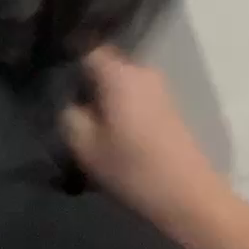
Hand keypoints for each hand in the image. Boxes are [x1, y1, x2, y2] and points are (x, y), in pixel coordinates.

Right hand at [61, 47, 239, 248]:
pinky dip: (124, 105)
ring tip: (93, 120)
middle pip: (106, 63)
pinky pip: (137, 94)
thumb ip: (69, 115)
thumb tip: (70, 101)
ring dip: (107, 95)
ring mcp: (160, 87)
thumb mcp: (85, 147)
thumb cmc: (134, 170)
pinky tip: (116, 129)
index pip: (87, 48)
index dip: (69, 59)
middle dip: (88, 79)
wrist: (192, 200)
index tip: (56, 78)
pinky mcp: (171, 106)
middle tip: (72, 103)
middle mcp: (141, 70)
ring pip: (122, 80)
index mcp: (118, 73)